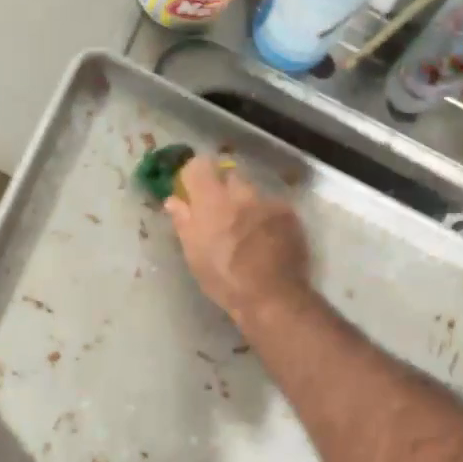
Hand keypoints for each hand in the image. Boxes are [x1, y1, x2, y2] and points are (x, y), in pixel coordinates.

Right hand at [165, 157, 310, 323]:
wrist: (271, 296)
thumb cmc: (223, 279)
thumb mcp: (194, 255)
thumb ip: (183, 222)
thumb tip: (173, 200)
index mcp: (211, 201)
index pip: (199, 165)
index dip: (194, 176)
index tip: (192, 192)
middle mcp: (240, 193)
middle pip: (228, 176)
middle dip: (222, 190)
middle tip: (220, 216)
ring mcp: (267, 201)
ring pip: (252, 193)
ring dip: (246, 205)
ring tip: (246, 231)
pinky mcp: (289, 214)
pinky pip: (272, 207)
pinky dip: (266, 218)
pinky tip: (267, 240)